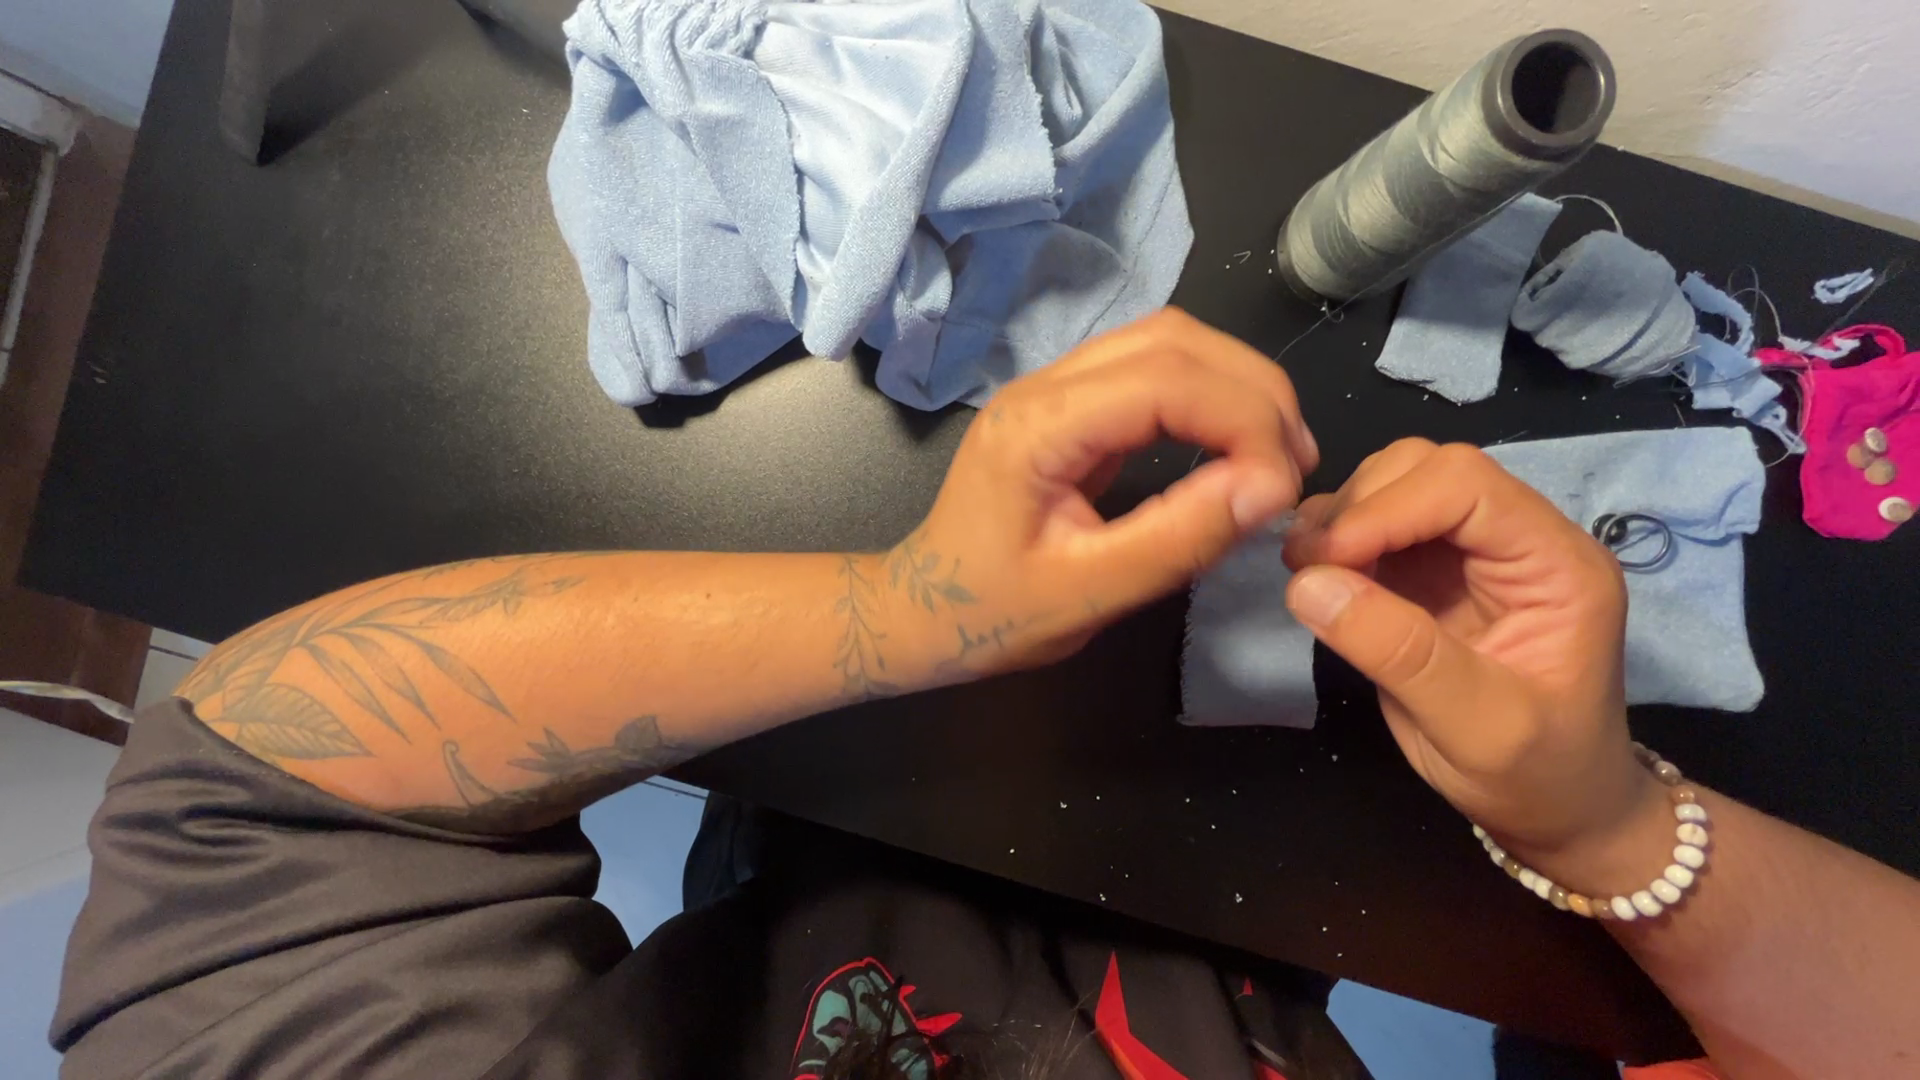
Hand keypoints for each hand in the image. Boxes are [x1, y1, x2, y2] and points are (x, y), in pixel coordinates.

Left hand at [892, 308, 1317, 683]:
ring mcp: (1051, 392)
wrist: (926, 610)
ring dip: (1232, 386)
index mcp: (1037, 427)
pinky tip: (1229, 443)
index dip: (1244, 419)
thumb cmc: (992, 613)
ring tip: (1276, 451)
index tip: (1285, 484)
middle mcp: (1043, 388)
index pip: (1165, 380)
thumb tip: (1269, 489)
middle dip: (1251, 391)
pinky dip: (1202, 398)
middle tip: (1295, 462)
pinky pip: (1147, 374)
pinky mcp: (1065, 409)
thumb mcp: (1088, 592)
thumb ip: (1177, 539)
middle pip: (1171, 340)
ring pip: (1163, 344)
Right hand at [1281, 439, 1661, 883]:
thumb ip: (1399, 651)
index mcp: (1553, 563)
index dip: (1384, 508)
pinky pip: (1368, 521)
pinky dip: (1331, 537)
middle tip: (1307, 564)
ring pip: (1390, 483)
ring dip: (1338, 517)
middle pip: (1424, 468)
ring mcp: (1465, 549)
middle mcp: (1512, 539)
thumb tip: (1306, 584)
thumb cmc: (1533, 772)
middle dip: (1356, 507)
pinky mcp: (1424, 568)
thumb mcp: (1476, 726)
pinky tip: (1317, 576)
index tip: (1324, 560)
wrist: (1549, 805)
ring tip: (1307, 571)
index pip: (1463, 485)